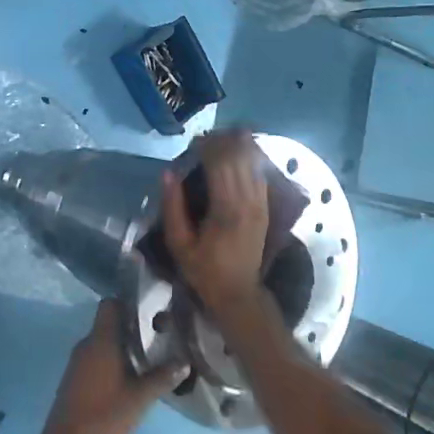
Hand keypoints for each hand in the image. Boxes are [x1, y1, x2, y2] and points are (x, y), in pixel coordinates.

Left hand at [42, 299, 185, 433]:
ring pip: (102, 343)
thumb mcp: (140, 398)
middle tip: (158, 337)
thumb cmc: (105, 416)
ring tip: (148, 358)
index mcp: (100, 340)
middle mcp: (86, 345)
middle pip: (108, 324)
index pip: (109, 304)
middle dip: (132, 328)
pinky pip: (95, 359)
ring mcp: (77, 363)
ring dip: (122, 347)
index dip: (128, 303)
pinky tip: (129, 379)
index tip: (150, 311)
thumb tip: (185, 362)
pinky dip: (111, 362)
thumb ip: (162, 377)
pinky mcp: (74, 380)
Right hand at [162, 131, 270, 317]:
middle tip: (204, 140)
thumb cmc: (204, 271)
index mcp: (226, 210)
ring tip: (219, 141)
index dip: (207, 147)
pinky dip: (249, 158)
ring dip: (237, 146)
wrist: (238, 293)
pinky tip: (237, 153)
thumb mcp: (179, 244)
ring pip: (252, 161)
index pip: (220, 164)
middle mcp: (247, 201)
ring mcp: (260, 203)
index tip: (192, 143)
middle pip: (238, 157)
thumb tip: (169, 173)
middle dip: (222, 142)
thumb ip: (173, 207)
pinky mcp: (265, 206)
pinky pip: (259, 173)